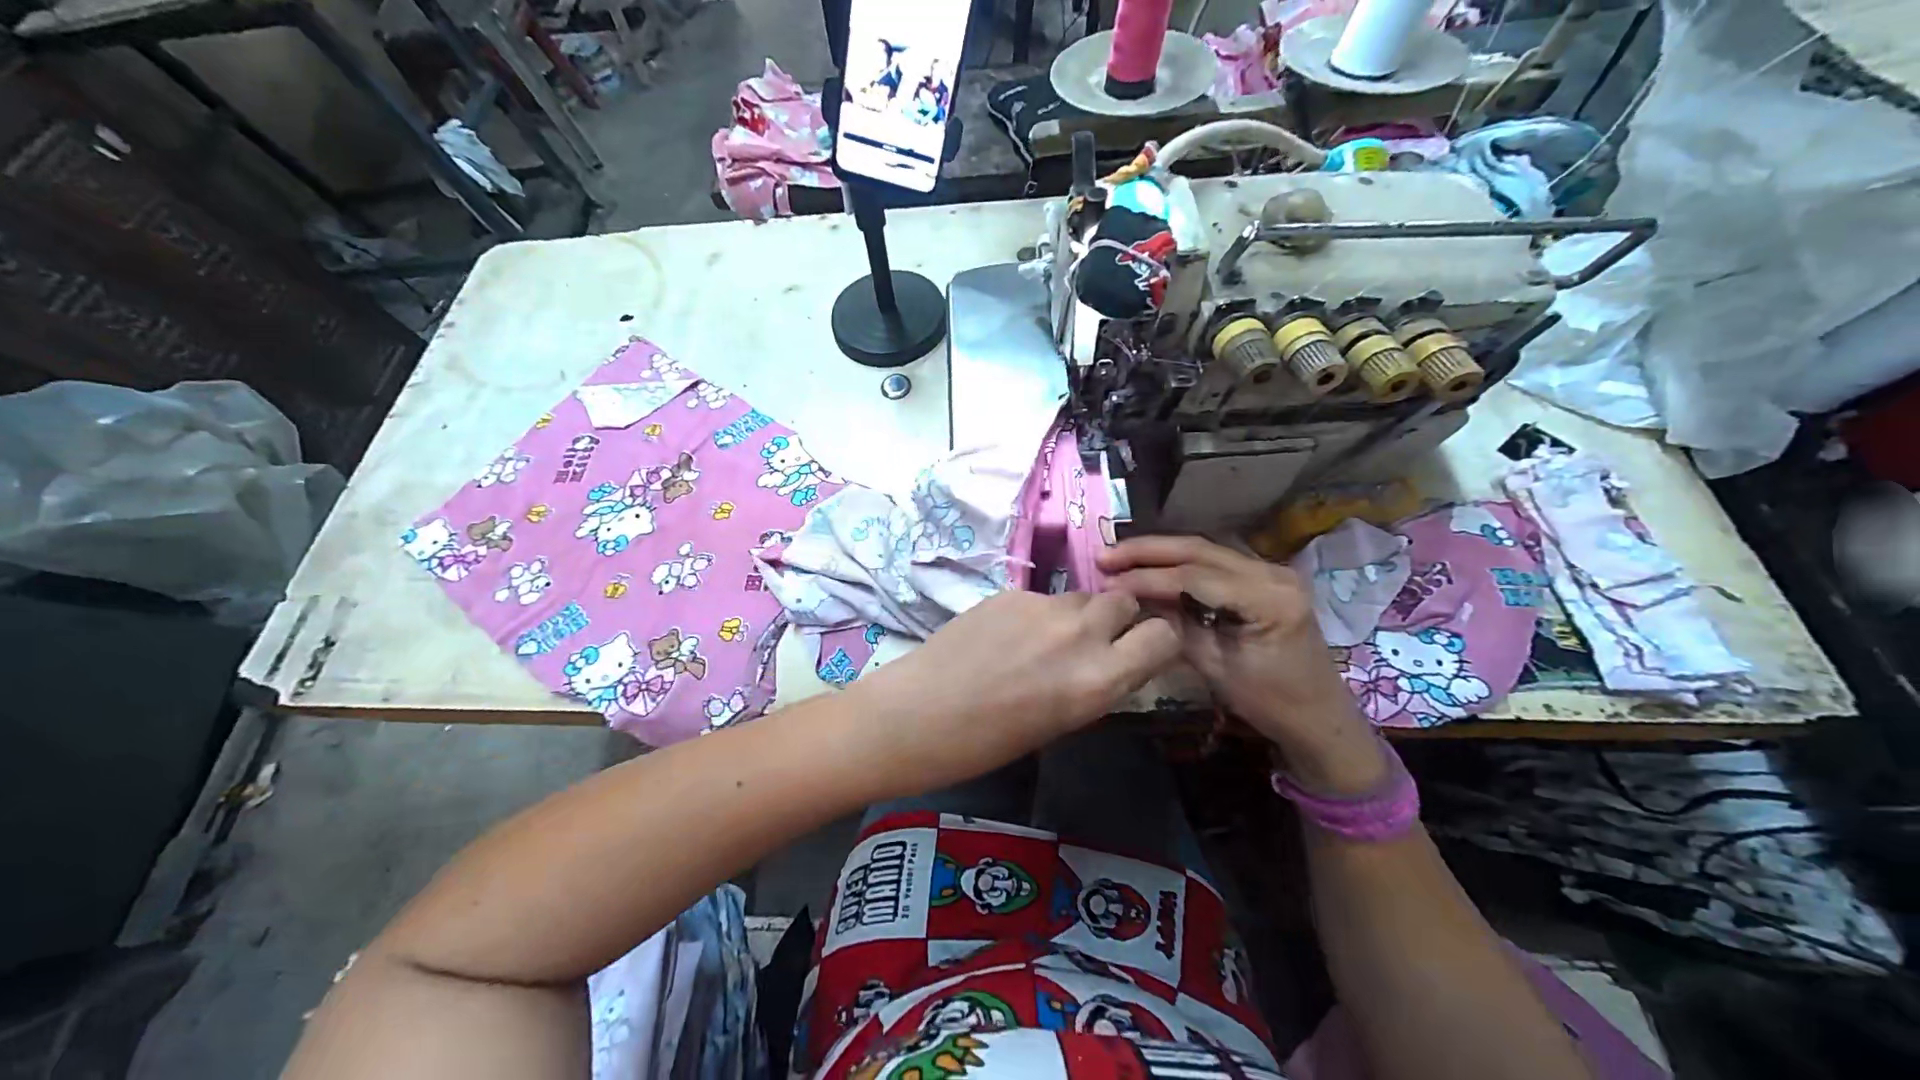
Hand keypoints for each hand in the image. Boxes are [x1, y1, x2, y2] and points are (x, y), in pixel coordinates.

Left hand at [847, 590, 1180, 797]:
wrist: (915, 715)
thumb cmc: (986, 743)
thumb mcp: (1059, 724)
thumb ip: (1093, 685)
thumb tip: (1108, 663)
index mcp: (1100, 680)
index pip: (1163, 636)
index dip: (1156, 641)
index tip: (1141, 651)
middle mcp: (1081, 634)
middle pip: (1126, 601)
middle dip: (1119, 617)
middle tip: (1092, 641)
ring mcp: (1043, 607)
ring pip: (1082, 595)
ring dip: (1078, 613)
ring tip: (1045, 640)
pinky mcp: (1010, 592)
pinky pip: (1042, 597)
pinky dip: (1037, 613)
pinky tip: (1006, 636)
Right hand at [1098, 536, 1385, 794]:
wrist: (1317, 717)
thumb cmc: (1269, 701)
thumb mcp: (1215, 666)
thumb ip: (1176, 625)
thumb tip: (1133, 599)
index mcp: (1269, 598)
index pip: (1195, 576)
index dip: (1148, 577)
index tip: (1108, 582)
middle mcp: (1274, 573)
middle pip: (1200, 549)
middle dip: (1148, 550)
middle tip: (1106, 556)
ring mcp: (1273, 571)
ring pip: (1205, 549)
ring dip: (1160, 551)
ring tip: (1120, 557)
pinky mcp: (1265, 578)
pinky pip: (1215, 561)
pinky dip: (1180, 561)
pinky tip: (1151, 565)